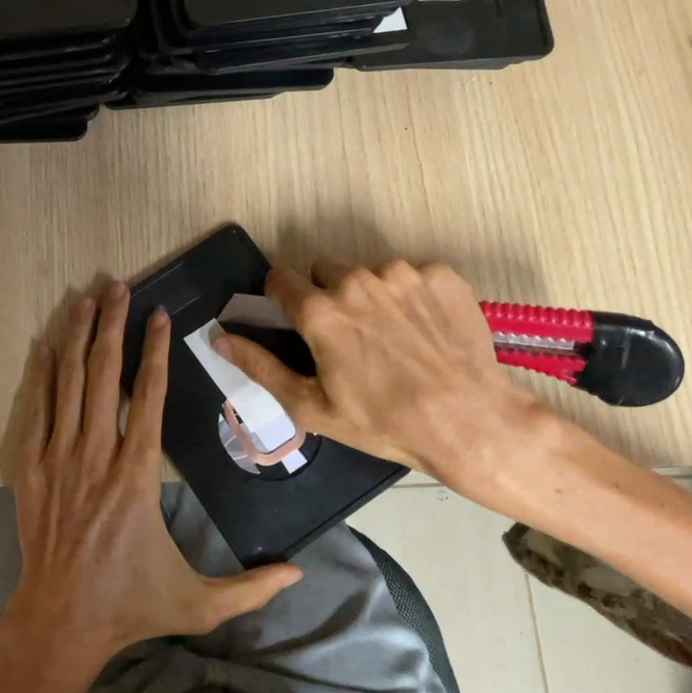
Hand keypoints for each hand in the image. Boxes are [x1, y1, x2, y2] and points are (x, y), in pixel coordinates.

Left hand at [0, 279, 302, 674]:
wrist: (60, 620)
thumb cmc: (131, 605)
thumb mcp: (199, 604)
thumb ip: (251, 587)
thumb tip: (302, 573)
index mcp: (137, 478)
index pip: (149, 398)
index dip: (155, 352)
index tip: (159, 315)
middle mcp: (96, 457)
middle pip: (104, 377)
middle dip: (111, 326)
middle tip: (116, 286)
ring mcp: (58, 460)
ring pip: (68, 385)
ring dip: (76, 339)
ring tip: (84, 300)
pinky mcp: (30, 469)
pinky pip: (36, 411)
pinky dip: (41, 376)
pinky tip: (46, 347)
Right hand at [214, 259, 549, 492]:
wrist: (473, 422)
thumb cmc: (384, 422)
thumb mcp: (311, 406)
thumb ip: (259, 365)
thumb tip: (218, 337)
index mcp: (319, 310)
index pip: (279, 279)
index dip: (281, 299)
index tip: (295, 322)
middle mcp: (356, 279)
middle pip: (324, 270)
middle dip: (326, 295)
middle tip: (347, 337)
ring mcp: (402, 273)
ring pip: (368, 272)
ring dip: (370, 295)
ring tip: (393, 338)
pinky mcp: (442, 275)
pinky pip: (412, 276)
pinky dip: (412, 297)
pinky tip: (425, 332)